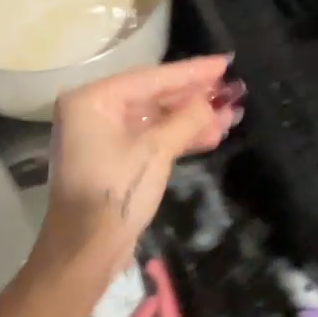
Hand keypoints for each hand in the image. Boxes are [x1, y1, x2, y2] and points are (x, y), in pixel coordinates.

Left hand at [35, 56, 242, 269]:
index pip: (150, 77)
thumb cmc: (115, 195)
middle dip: (194, 96)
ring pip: (154, 117)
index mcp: (92, 100)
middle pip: (153, 94)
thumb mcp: (155, 152)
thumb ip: (186, 120)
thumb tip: (212, 103)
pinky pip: (149, 136)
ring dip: (191, 118)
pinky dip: (177, 136)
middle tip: (232, 89)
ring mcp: (101, 135)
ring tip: (231, 115)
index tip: (224, 63)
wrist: (85, 252)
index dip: (191, 71)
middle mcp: (92, 110)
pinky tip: (211, 134)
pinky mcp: (112, 158)